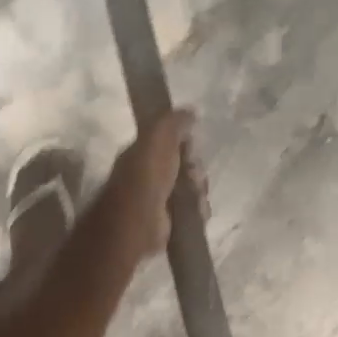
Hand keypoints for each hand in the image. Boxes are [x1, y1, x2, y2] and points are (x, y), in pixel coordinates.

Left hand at [95, 109, 198, 259]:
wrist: (139, 225)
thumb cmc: (145, 179)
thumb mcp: (158, 139)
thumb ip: (173, 123)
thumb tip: (190, 112)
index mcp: (140, 154)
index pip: (169, 142)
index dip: (185, 142)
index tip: (192, 146)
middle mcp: (148, 176)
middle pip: (184, 167)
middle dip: (195, 170)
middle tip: (193, 176)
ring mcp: (158, 201)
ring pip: (191, 190)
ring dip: (198, 193)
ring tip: (195, 199)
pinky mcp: (169, 223)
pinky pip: (192, 212)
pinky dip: (197, 212)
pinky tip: (196, 213)